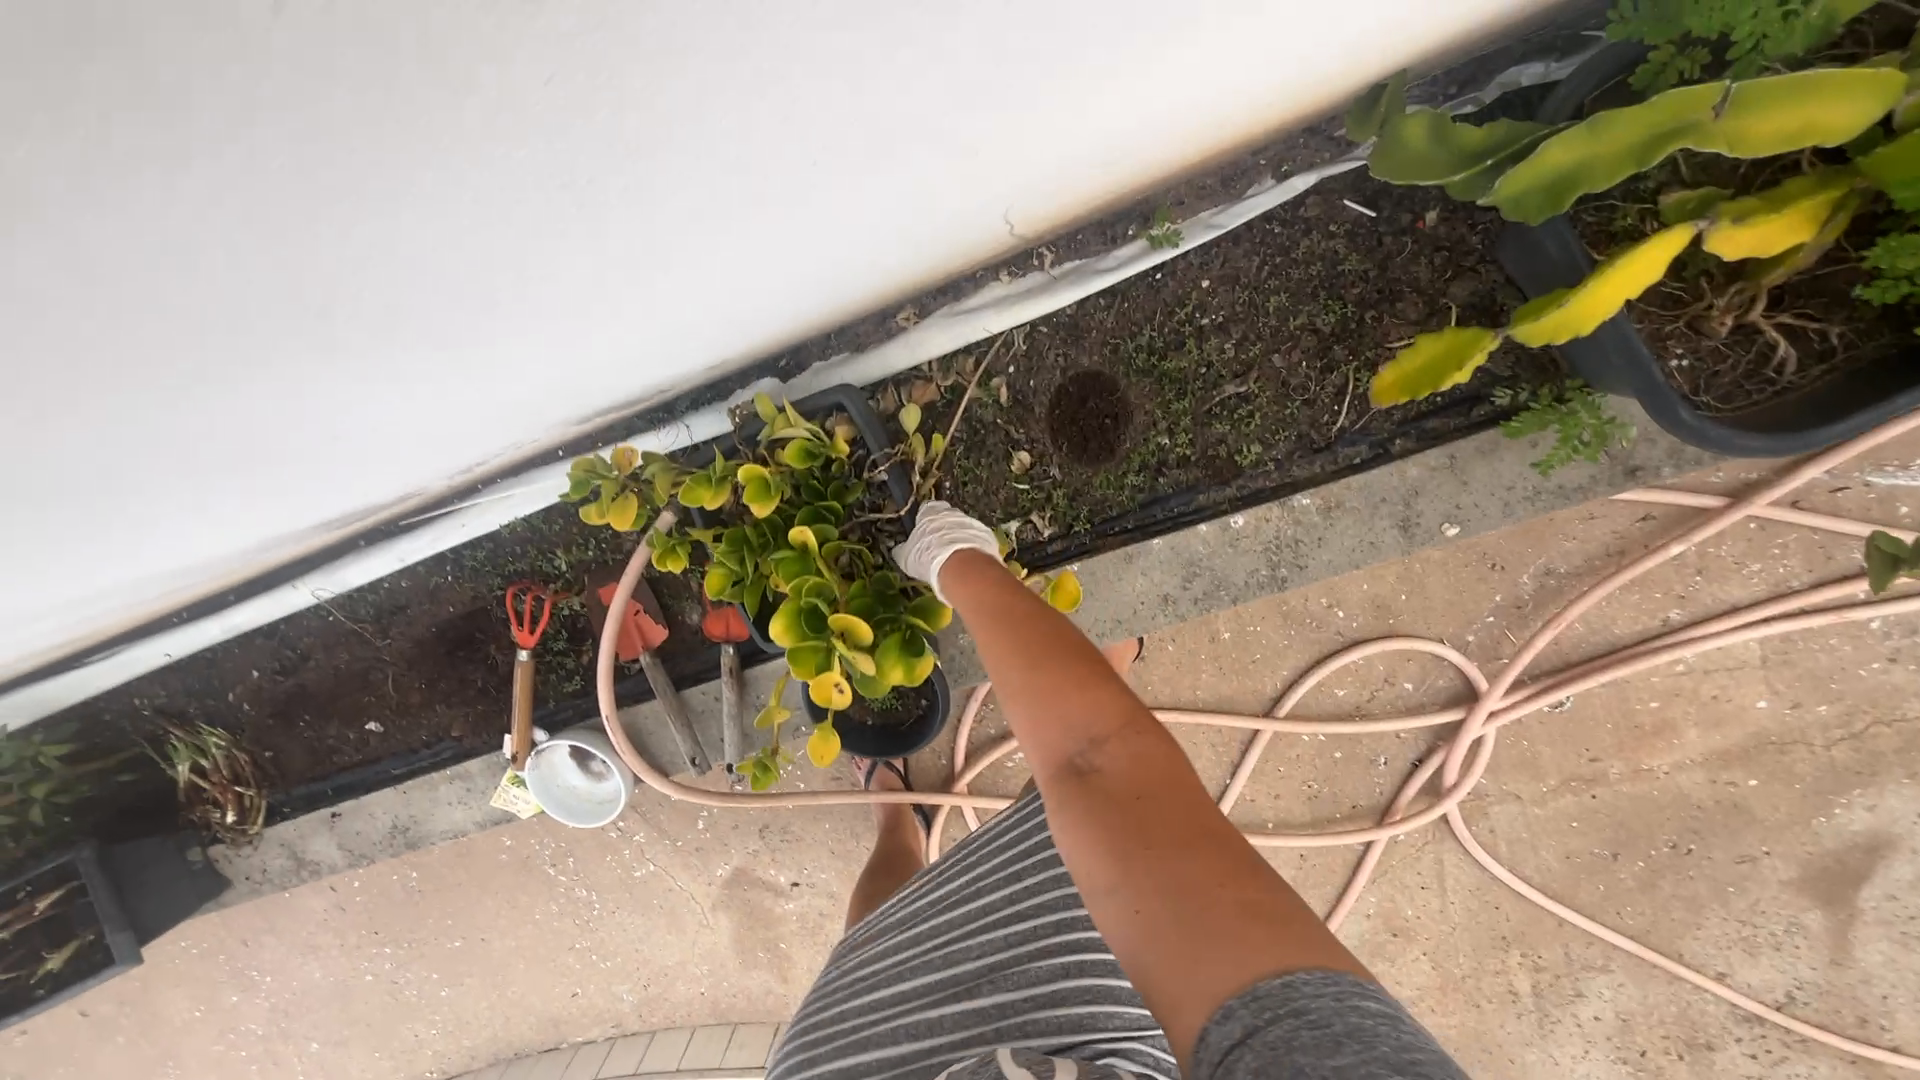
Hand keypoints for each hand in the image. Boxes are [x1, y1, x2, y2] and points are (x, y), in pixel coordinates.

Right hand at [891, 501, 1000, 602]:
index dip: (924, 521)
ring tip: (953, 559)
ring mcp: (972, 522)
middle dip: (943, 530)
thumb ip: (903, 550)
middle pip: (946, 518)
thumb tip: (898, 550)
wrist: (960, 566)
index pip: (926, 510)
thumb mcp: (906, 557)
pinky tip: (967, 564)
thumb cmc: (927, 556)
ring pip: (963, 529)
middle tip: (937, 548)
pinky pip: (976, 540)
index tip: (923, 534)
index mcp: (930, 511)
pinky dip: (972, 549)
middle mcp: (952, 512)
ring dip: (959, 540)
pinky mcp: (986, 536)